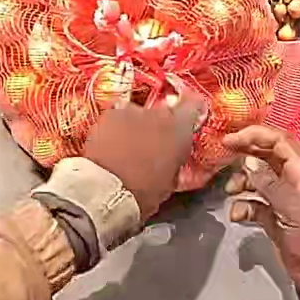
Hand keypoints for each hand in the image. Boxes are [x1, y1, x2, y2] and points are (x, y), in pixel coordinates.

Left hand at [81, 95, 205, 218]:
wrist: (105, 191)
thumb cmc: (143, 194)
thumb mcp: (169, 180)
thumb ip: (174, 160)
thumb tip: (172, 155)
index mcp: (180, 130)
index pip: (194, 106)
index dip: (190, 111)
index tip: (185, 120)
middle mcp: (161, 114)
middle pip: (164, 111)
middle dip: (159, 124)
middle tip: (150, 143)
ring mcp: (134, 111)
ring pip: (138, 114)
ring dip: (135, 125)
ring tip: (125, 146)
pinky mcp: (109, 114)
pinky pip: (116, 117)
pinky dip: (114, 127)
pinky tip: (108, 144)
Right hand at [224, 126, 299, 299]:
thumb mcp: (291, 205)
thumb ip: (267, 183)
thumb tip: (247, 161)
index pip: (278, 141)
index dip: (254, 135)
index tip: (230, 140)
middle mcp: (292, 180)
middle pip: (266, 157)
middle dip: (245, 154)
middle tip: (222, 154)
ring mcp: (284, 201)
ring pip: (259, 181)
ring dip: (243, 182)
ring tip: (229, 189)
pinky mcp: (277, 220)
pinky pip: (256, 205)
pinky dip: (244, 207)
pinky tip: (236, 215)